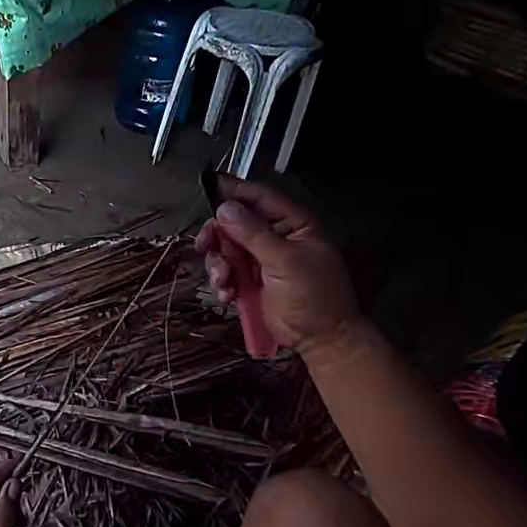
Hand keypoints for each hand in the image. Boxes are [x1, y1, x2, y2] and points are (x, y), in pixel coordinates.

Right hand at [195, 176, 359, 358]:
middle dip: (218, 236)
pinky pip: (227, 272)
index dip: (235, 191)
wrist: (321, 340)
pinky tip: (229, 294)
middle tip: (206, 245)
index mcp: (295, 224)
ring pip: (226, 248)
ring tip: (224, 281)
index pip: (261, 198)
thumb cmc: (316, 298)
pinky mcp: (251, 280)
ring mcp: (262, 259)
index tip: (210, 187)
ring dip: (219, 264)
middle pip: (236, 223)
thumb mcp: (285, 261)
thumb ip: (253, 233)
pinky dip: (223, 282)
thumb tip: (226, 208)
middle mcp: (276, 237)